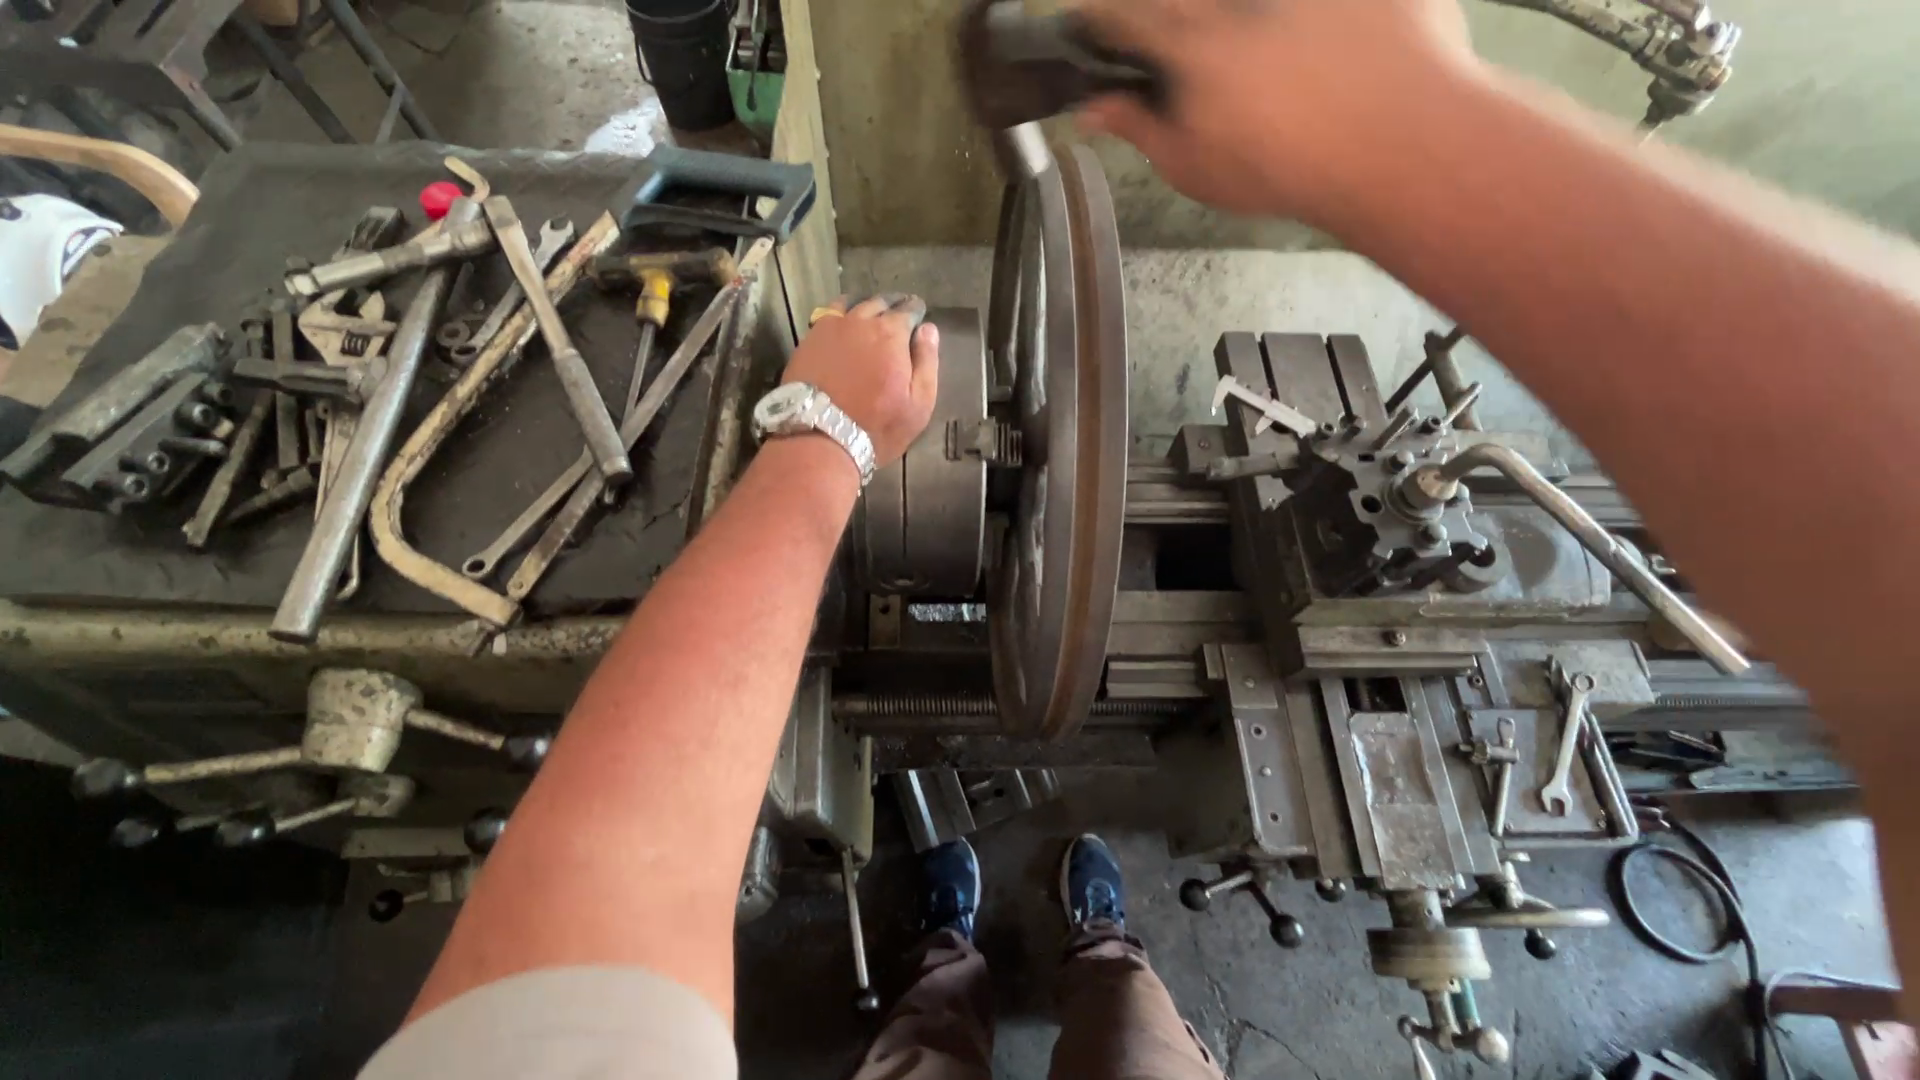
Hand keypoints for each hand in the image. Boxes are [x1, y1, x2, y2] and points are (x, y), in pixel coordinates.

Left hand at [782, 293, 940, 466]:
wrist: (820, 438)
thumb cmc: (877, 426)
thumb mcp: (919, 403)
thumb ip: (926, 362)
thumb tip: (928, 330)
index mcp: (892, 334)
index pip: (909, 310)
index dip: (916, 311)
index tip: (919, 314)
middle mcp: (861, 322)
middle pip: (880, 303)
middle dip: (892, 305)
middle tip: (898, 311)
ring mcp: (831, 328)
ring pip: (852, 304)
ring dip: (865, 306)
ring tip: (870, 313)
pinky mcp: (809, 340)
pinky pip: (827, 315)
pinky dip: (840, 314)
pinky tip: (842, 323)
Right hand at [1075, 0, 1482, 222]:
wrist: (1393, 145)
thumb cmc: (1280, 169)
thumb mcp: (1194, 167)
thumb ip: (1140, 129)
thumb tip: (1090, 108)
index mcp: (1191, 45)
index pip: (1124, 18)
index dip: (1098, 19)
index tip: (1086, 25)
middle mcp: (1236, 1)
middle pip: (1182, 1)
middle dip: (1162, 16)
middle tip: (1168, 39)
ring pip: (1241, 5)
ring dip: (1231, 23)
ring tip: (1244, 58)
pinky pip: (1316, 4)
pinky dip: (1301, 20)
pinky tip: (1305, 44)